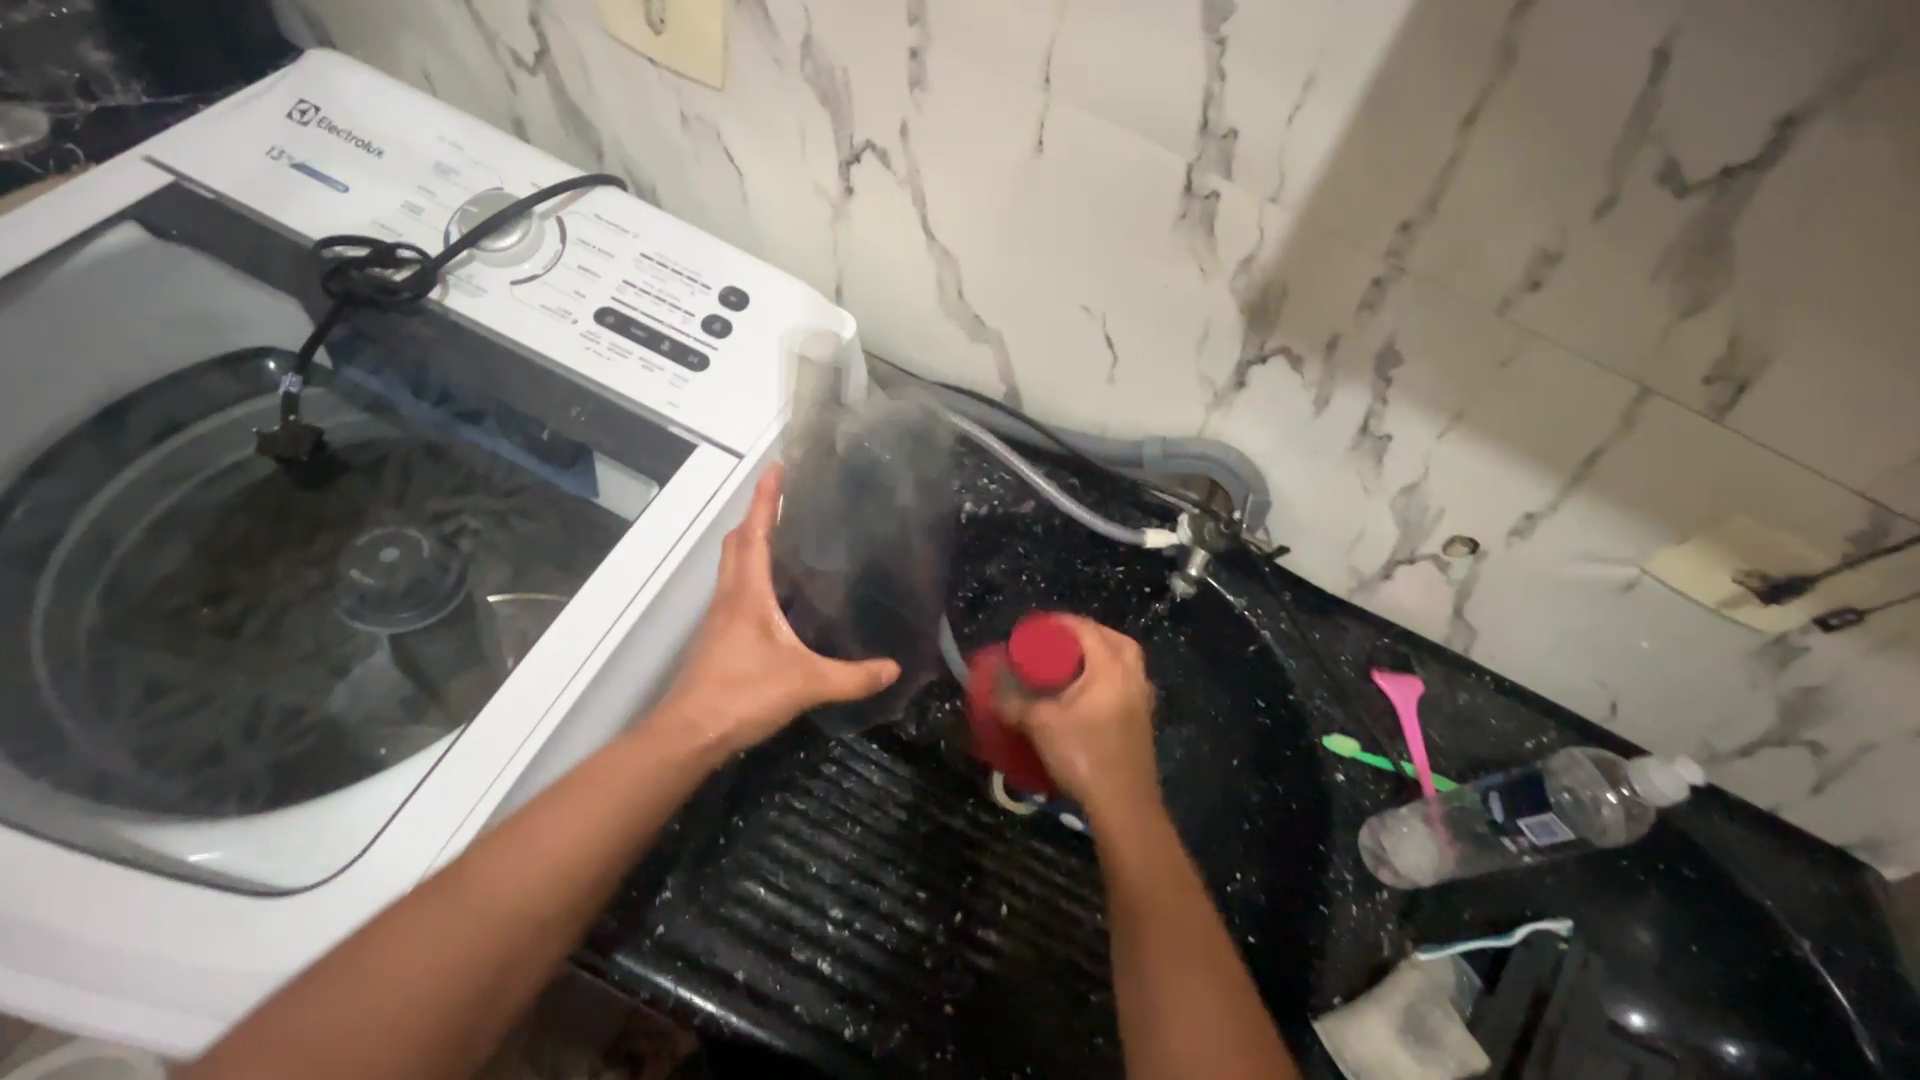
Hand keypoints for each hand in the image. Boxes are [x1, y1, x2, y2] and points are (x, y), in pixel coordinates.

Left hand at [653, 465, 899, 757]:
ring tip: (784, 538)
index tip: (776, 467)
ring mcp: (720, 619)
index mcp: (748, 594)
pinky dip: (752, 577)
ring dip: (751, 545)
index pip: (755, 534)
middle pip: (737, 544)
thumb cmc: (743, 695)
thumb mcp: (806, 684)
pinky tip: (776, 596)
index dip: (765, 499)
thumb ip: (852, 677)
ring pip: (732, 568)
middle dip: (756, 516)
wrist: (690, 732)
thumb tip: (894, 667)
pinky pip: (736, 592)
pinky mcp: (719, 639)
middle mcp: (730, 598)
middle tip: (782, 499)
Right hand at [997, 615, 1160, 819]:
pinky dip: (1110, 678)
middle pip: (1115, 640)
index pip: (1087, 630)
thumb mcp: (1040, 725)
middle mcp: (1133, 677)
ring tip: (1073, 665)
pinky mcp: (1143, 722)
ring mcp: (1143, 700)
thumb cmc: (1083, 754)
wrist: (1124, 804)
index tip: (1037, 627)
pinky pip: (1128, 684)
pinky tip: (1089, 694)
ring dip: (1103, 656)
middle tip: (1061, 641)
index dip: (1062, 623)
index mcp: (1111, 668)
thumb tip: (990, 691)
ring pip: (1127, 664)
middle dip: (1088, 634)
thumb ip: (1013, 704)